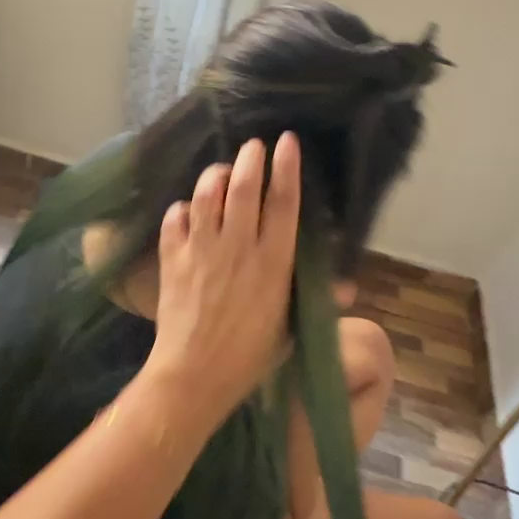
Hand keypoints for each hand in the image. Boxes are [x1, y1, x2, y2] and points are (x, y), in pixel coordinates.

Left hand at [144, 133, 301, 422]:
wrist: (194, 376)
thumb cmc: (251, 358)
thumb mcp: (291, 329)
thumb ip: (314, 299)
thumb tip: (347, 286)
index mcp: (273, 262)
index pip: (284, 203)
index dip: (287, 168)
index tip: (287, 142)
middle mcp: (237, 248)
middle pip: (244, 187)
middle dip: (250, 158)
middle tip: (254, 145)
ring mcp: (201, 251)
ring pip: (206, 195)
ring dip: (215, 176)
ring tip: (222, 172)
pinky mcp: (171, 260)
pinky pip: (174, 220)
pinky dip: (181, 209)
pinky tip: (187, 210)